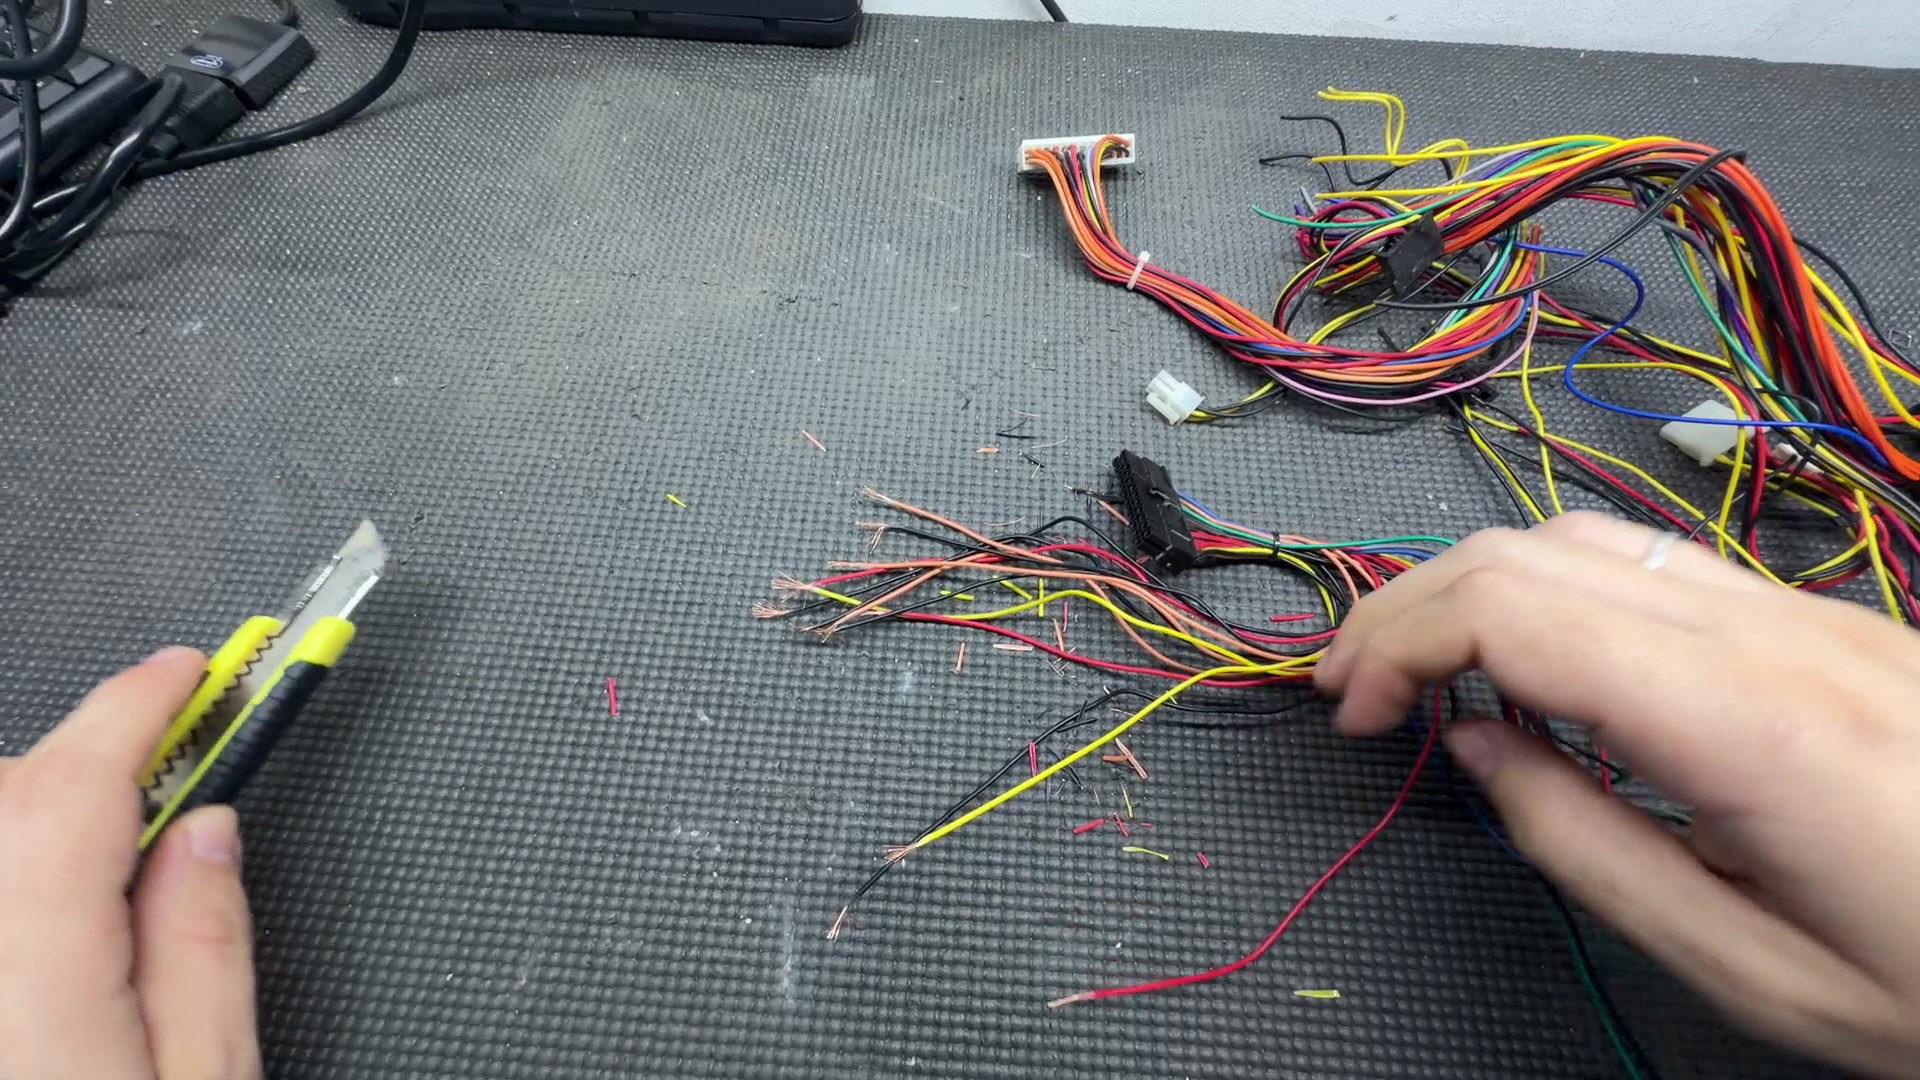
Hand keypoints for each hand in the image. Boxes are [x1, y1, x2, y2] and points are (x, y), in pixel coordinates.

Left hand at [0, 647, 260, 1079]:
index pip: (66, 796)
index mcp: (20, 999)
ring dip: (20, 815)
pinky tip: (35, 905)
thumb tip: (206, 826)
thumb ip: (204, 938)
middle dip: (75, 764)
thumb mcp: (210, 1074)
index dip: (137, 710)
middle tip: (166, 767)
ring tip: (96, 849)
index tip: (191, 670)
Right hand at [1315, 512, 1919, 1078]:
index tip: (1355, 714)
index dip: (1394, 646)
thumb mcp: (1755, 969)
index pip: (1503, 611)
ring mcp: (1782, 606)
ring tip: (1409, 655)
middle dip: (1395, 609)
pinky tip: (1512, 647)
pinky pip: (1616, 559)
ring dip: (1451, 586)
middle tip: (1349, 682)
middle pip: (1511, 554)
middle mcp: (1757, 629)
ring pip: (1558, 536)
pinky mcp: (1794, 612)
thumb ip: (1576, 842)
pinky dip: (1521, 587)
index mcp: (1745, 716)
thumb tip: (1473, 742)